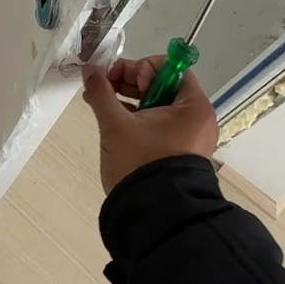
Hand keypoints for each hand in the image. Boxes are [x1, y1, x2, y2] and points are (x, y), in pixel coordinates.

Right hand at [81, 55, 219, 192]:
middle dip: (128, 80)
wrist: (155, 216)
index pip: (170, 67)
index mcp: (192, 106)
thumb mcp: (116, 124)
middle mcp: (195, 118)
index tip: (120, 80)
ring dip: (127, 96)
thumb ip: (101, 92)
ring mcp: (186, 136)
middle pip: (160, 83)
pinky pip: (155, 122)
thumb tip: (89, 69)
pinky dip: (134, 115)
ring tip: (99, 101)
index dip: (141, 67)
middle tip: (103, 86)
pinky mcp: (175, 150)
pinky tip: (108, 116)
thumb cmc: (142, 163)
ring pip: (155, 102)